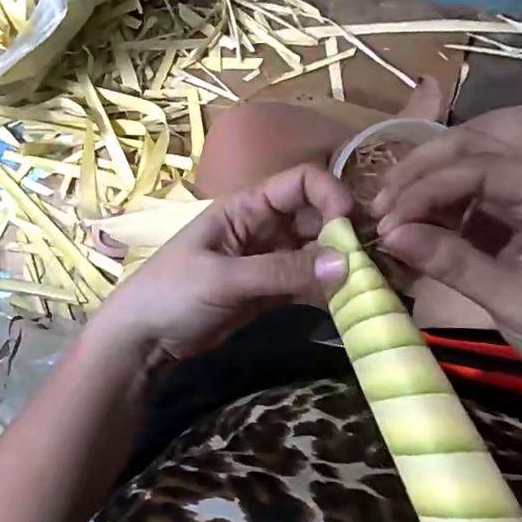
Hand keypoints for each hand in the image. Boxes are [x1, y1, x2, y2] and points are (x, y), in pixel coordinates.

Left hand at [92, 163, 355, 362]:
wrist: (143, 337)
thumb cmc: (171, 293)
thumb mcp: (223, 277)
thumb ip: (280, 270)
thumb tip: (345, 262)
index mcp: (245, 207)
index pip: (300, 183)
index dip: (331, 196)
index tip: (351, 226)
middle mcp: (262, 227)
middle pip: (317, 218)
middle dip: (346, 235)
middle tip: (378, 263)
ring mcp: (267, 259)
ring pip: (317, 253)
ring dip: (343, 266)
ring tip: (376, 286)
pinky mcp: (270, 291)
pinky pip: (307, 283)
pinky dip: (328, 291)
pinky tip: (352, 305)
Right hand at [370, 128, 521, 439]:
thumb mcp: (518, 303)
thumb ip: (453, 264)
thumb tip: (389, 235)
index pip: (486, 167)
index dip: (428, 187)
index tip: (387, 220)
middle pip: (474, 150)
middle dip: (419, 174)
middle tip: (377, 208)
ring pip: (465, 166)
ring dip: (420, 184)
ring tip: (385, 214)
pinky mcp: (517, 215)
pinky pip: (466, 195)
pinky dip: (432, 205)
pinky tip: (406, 223)